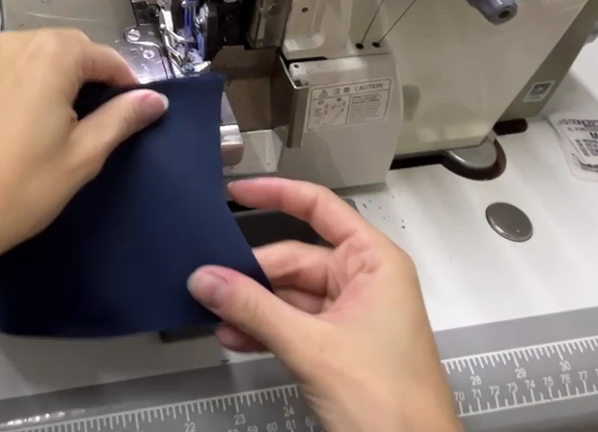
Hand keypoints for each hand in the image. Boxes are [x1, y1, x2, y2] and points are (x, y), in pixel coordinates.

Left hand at [0, 28, 167, 275]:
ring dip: (53, 74)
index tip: (134, 107)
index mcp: (50, 55)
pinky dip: (20, 81)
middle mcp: (14, 42)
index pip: (103, 56)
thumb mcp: (83, 155)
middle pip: (66, 47)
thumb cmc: (22, 186)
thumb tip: (155, 99)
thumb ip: (122, 118)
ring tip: (59, 116)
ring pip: (32, 53)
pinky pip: (3, 67)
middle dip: (88, 74)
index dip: (125, 81)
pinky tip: (19, 118)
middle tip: (98, 115)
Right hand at [187, 179, 458, 431]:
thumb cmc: (391, 406)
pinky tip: (234, 336)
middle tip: (209, 280)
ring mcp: (351, 315)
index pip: (319, 208)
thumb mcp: (313, 349)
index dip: (276, 193)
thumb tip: (206, 278)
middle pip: (293, 258)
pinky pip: (292, 323)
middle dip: (251, 272)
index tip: (236, 190)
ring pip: (288, 294)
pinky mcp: (339, 347)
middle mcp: (363, 280)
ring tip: (214, 311)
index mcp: (373, 262)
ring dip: (252, 305)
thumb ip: (255, 309)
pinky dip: (263, 329)